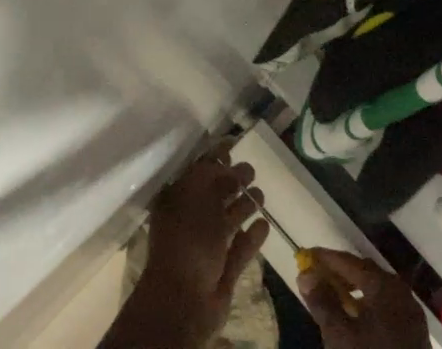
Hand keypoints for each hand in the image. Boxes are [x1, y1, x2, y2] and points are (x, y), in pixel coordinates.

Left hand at [103, 147, 269, 348]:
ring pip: (228, 220)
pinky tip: (265, 225)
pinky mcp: (223, 269)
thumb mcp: (197, 197)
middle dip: (233, 180)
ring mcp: (207, 246)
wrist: (185, 300)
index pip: (198, 169)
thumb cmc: (188, 240)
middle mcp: (190, 219)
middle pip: (214, 194)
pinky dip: (251, 237)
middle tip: (252, 168)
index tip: (235, 142)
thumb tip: (229, 165)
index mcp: (177, 199)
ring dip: (244, 206)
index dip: (215, 155)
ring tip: (261, 194)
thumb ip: (213, 177)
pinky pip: (239, 248)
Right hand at [297, 248, 428, 348]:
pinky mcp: (414, 331)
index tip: (305, 256)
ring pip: (377, 289)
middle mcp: (400, 292)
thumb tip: (305, 274)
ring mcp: (410, 312)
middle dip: (339, 272)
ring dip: (353, 288)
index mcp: (384, 286)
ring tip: (332, 296)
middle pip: (365, 272)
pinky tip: (355, 316)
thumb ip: (322, 302)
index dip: (326, 258)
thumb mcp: (339, 335)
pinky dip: (367, 303)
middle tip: (316, 276)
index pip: (349, 262)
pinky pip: (386, 305)